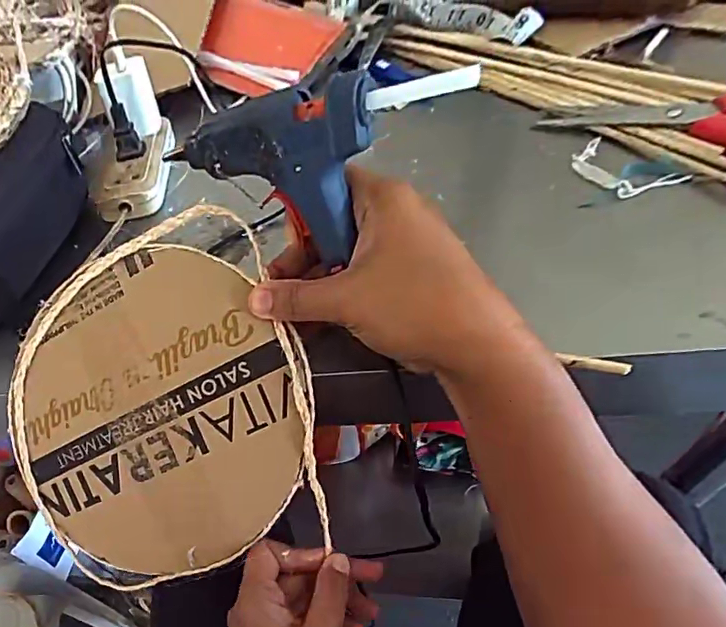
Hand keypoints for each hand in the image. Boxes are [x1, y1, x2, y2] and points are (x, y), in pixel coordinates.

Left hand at [226, 542, 383, 626]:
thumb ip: (330, 595)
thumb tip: (338, 559)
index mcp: (255, 602)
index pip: (269, 554)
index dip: (304, 553)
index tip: (338, 565)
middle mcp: (253, 609)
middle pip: (291, 575)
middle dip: (332, 578)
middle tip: (376, 583)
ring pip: (299, 598)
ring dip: (334, 600)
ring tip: (371, 614)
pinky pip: (298, 620)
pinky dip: (324, 620)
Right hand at [248, 165, 545, 381]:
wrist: (472, 344)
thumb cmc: (411, 304)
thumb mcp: (344, 300)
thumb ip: (295, 298)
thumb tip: (254, 300)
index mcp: (382, 199)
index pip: (328, 184)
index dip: (299, 213)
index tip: (282, 251)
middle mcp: (393, 215)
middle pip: (331, 226)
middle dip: (301, 262)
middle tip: (280, 294)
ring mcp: (402, 247)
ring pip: (344, 257)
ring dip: (316, 286)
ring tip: (292, 317)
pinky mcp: (406, 277)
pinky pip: (361, 279)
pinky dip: (338, 297)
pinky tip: (316, 325)